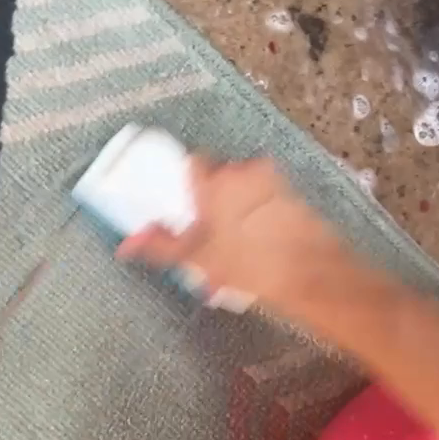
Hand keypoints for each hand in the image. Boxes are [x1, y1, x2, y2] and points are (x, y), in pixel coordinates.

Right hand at [116, 155, 367, 321]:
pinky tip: (255, 244)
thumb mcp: (195, 258)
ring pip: (243, 188)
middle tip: (204, 231)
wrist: (313, 276)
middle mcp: (245, 170)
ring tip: (230, 243)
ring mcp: (274, 181)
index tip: (181, 206)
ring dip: (234, 207)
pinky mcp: (295, 197)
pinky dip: (256, 214)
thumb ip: (158, 246)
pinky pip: (265, 199)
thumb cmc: (249, 263)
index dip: (184, 184)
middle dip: (209, 199)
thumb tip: (125, 245)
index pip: (191, 163)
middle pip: (217, 176)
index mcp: (216, 178)